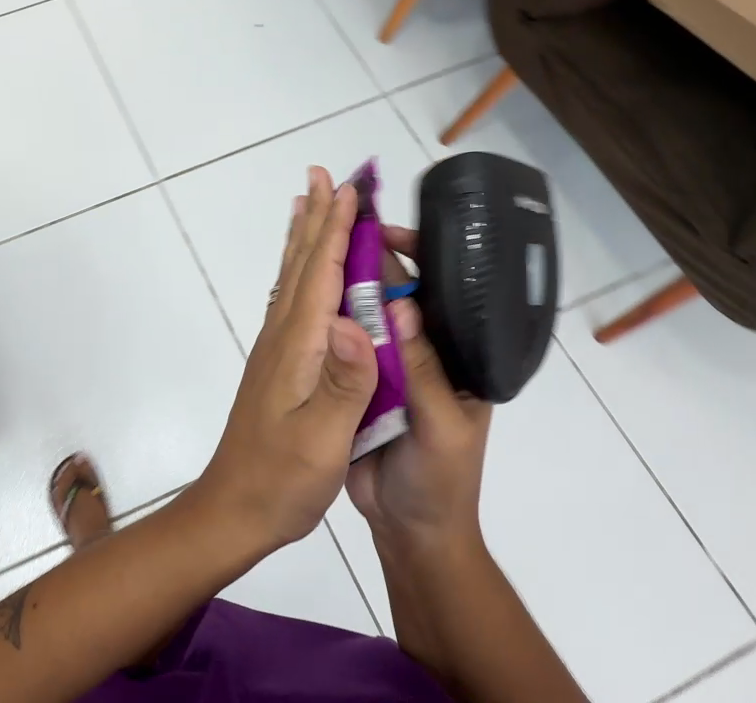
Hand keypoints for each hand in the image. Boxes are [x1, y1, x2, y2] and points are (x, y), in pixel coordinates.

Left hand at [188, 168, 379, 555]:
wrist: (234, 509)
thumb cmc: (282, 479)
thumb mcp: (322, 440)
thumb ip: (342, 384)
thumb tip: (353, 323)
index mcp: (297, 347)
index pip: (319, 275)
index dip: (335, 230)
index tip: (348, 188)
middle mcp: (283, 338)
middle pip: (301, 266)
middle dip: (316, 219)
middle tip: (324, 175)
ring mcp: (277, 352)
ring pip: (293, 280)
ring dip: (304, 238)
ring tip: (308, 204)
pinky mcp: (279, 367)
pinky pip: (293, 302)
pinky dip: (301, 273)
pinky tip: (304, 277)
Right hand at [346, 225, 493, 557]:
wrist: (409, 530)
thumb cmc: (440, 479)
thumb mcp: (442, 428)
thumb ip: (423, 372)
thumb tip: (401, 306)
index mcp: (454, 355)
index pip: (439, 292)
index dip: (415, 256)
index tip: (383, 230)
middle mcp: (420, 352)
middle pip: (397, 296)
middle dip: (372, 259)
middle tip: (338, 223)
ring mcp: (386, 367)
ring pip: (365, 316)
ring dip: (344, 284)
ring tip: (314, 244)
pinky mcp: (356, 384)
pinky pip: (343, 346)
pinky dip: (326, 321)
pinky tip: (302, 296)